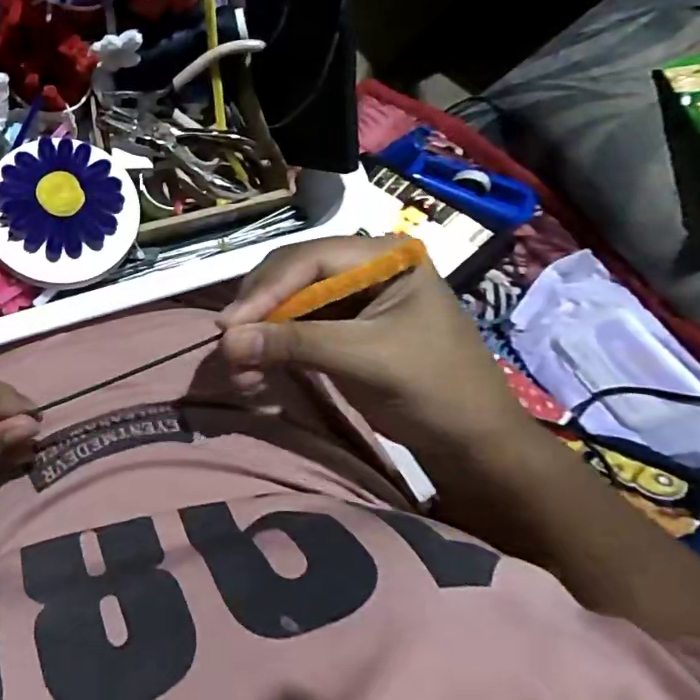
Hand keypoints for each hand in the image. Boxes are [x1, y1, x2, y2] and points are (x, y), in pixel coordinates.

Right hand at [217, 235, 529, 457]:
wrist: (474, 442)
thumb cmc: (436, 388)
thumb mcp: (367, 359)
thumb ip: (298, 344)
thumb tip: (226, 341)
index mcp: (385, 256)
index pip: (310, 259)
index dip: (266, 288)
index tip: (231, 324)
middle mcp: (364, 268)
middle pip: (292, 276)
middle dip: (259, 311)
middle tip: (228, 345)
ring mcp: (351, 298)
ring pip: (288, 303)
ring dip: (260, 333)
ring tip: (237, 366)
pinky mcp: (341, 329)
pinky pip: (295, 329)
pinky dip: (273, 350)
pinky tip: (254, 371)